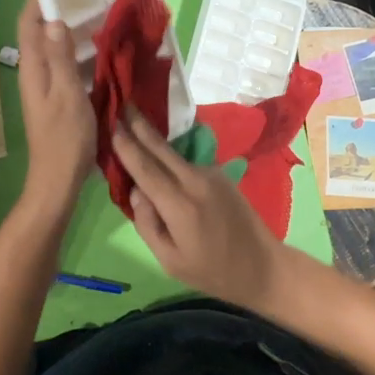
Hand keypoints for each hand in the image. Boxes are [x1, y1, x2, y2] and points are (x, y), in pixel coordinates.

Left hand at [16, 0, 95, 213]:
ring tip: (103, 13)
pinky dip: (83, 52)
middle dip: (62, 9)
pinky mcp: (61, 96)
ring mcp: (48, 85)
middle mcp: (36, 71)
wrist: (58, 182)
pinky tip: (106, 49)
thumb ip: (61, 58)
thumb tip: (54, 20)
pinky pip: (70, 64)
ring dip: (75, 30)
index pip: (29, 22)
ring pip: (58, 47)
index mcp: (33, 68)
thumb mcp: (67, 95)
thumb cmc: (63, 139)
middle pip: (43, 31)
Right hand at [112, 105, 292, 311]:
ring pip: (172, 154)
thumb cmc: (212, 273)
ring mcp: (210, 173)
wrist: (263, 267)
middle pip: (159, 148)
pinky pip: (186, 164)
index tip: (110, 124)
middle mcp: (195, 181)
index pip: (145, 168)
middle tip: (121, 102)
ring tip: (133, 123)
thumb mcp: (170, 261)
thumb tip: (136, 190)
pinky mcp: (220, 173)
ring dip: (152, 140)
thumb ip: (147, 224)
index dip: (126, 145)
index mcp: (180, 206)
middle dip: (138, 124)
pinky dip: (170, 159)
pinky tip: (160, 158)